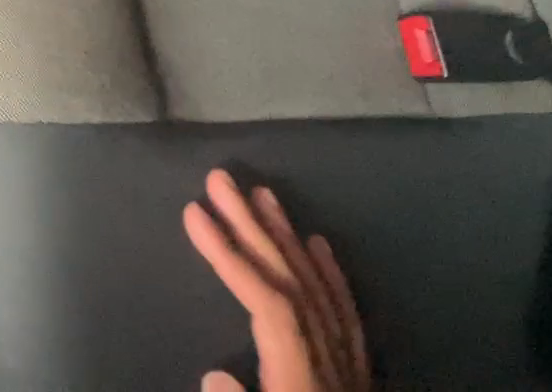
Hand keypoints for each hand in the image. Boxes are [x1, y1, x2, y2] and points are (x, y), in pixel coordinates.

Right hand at [184, 169, 370, 391]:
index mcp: (306, 389)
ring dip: (287, 241)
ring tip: (260, 195)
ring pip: (322, 295)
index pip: (271, 308)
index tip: (193, 213)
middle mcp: (335, 376)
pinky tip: (317, 245)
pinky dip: (331, 276)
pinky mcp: (358, 383)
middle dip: (254, 230)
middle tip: (220, 180)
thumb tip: (218, 376)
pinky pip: (348, 319)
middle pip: (296, 288)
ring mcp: (351, 378)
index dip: (232, 257)